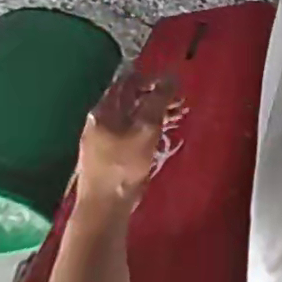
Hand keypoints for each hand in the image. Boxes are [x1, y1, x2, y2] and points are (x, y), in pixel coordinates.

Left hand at [77, 70, 181, 210]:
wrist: (104, 205)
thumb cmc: (124, 164)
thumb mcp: (146, 129)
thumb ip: (158, 101)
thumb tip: (171, 76)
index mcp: (104, 111)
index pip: (127, 82)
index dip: (151, 79)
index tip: (174, 85)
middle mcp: (101, 120)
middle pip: (131, 99)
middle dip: (158, 96)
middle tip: (181, 101)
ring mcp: (104, 137)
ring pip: (134, 115)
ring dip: (156, 112)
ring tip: (179, 115)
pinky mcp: (111, 152)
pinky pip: (133, 130)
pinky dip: (149, 126)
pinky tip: (165, 131)